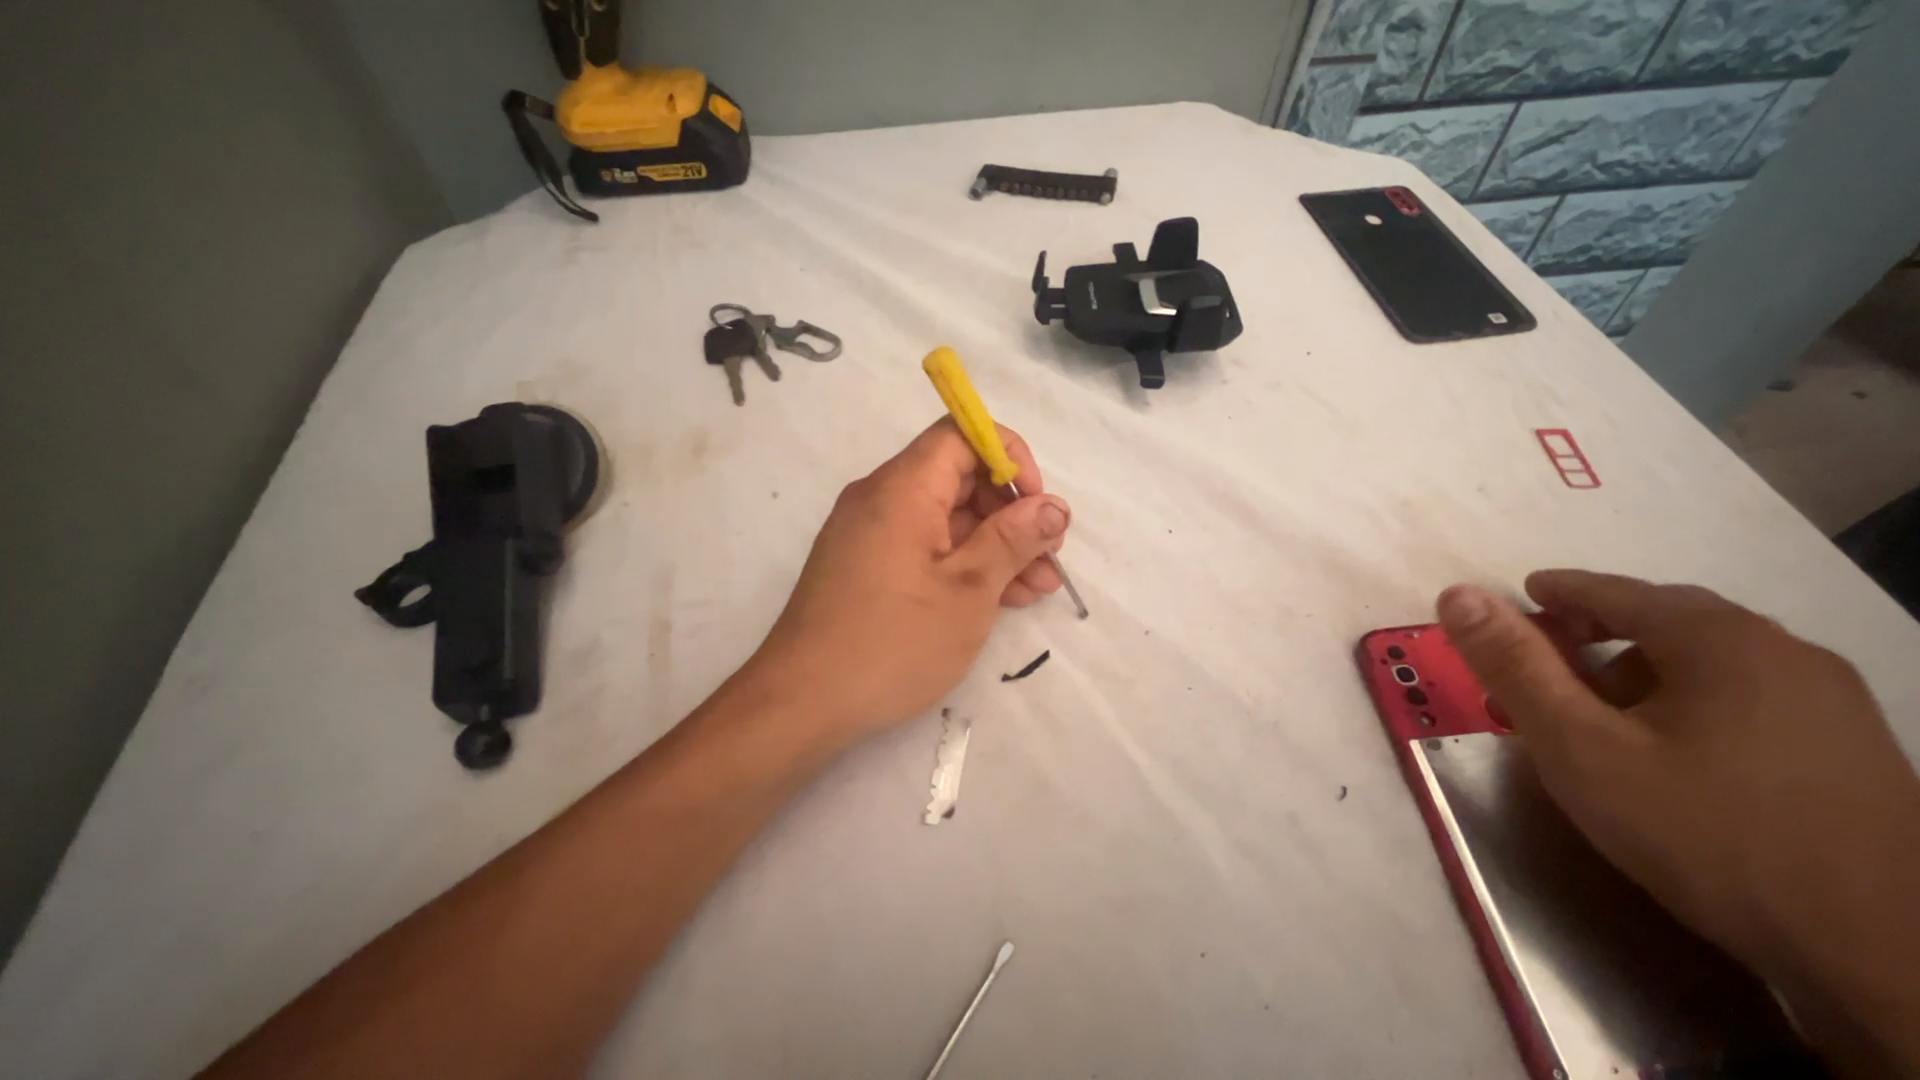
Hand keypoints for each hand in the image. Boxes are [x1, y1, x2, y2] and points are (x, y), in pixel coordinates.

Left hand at [742, 418, 1070, 738]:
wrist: (802, 703)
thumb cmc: (892, 642)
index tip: (1038, 505)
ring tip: (1037, 590)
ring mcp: (869, 536)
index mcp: (901, 488)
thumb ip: (1014, 539)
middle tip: (1050, 559)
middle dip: (1012, 514)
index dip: (1009, 458)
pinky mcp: (865, 569)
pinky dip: (962, 565)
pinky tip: (999, 601)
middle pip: (957, 479)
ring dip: (995, 546)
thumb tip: (1052, 505)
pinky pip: (923, 548)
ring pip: (945, 520)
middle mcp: (880, 499)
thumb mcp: (968, 590)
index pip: (961, 435)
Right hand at [1437, 571, 1919, 1070]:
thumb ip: (1516, 669)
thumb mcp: (1582, 750)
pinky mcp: (1856, 750)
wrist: (1880, 952)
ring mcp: (1834, 701)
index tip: (1520, 598)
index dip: (1558, 592)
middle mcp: (1786, 651)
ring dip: (1651, 670)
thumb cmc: (1706, 836)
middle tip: (1551, 662)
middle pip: (1671, 619)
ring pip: (1716, 662)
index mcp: (1720, 639)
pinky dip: (1698, 702)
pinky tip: (1683, 754)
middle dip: (1602, 632)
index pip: (1618, 591)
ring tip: (1610, 718)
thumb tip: (1457, 595)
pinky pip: (1754, 698)